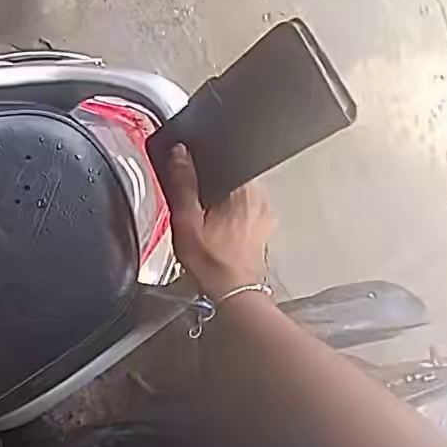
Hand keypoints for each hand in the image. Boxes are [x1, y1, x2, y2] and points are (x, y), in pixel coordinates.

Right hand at [161, 144, 276, 294]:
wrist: (232, 292)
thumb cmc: (211, 262)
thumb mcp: (186, 220)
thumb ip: (183, 184)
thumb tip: (180, 154)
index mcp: (244, 189)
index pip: (224, 159)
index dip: (203, 166)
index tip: (191, 180)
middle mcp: (261, 197)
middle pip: (232, 176)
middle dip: (213, 188)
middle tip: (198, 210)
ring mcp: (266, 213)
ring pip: (240, 193)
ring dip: (224, 202)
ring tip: (208, 224)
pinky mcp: (266, 227)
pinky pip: (248, 210)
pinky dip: (234, 216)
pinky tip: (221, 233)